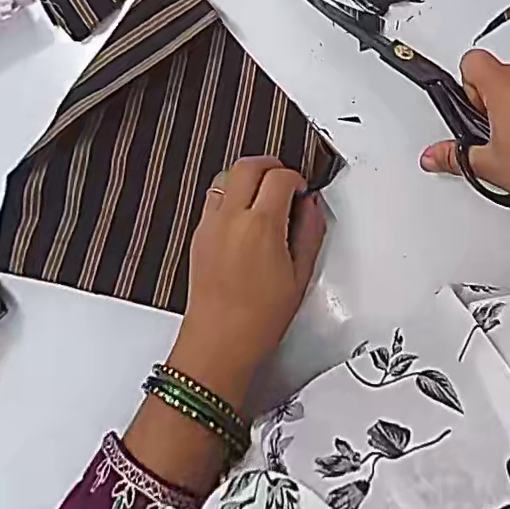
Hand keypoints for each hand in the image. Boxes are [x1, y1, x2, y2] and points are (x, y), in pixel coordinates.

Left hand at [169, 157, 327, 408]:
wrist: (219, 342)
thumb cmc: (259, 318)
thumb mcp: (300, 274)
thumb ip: (310, 231)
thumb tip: (311, 205)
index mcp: (261, 227)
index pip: (280, 177)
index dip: (296, 178)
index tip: (301, 190)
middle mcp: (231, 220)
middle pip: (248, 166)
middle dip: (270, 165)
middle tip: (283, 179)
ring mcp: (210, 226)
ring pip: (225, 176)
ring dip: (247, 177)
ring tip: (263, 194)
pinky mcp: (198, 235)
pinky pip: (212, 198)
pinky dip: (230, 195)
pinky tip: (244, 214)